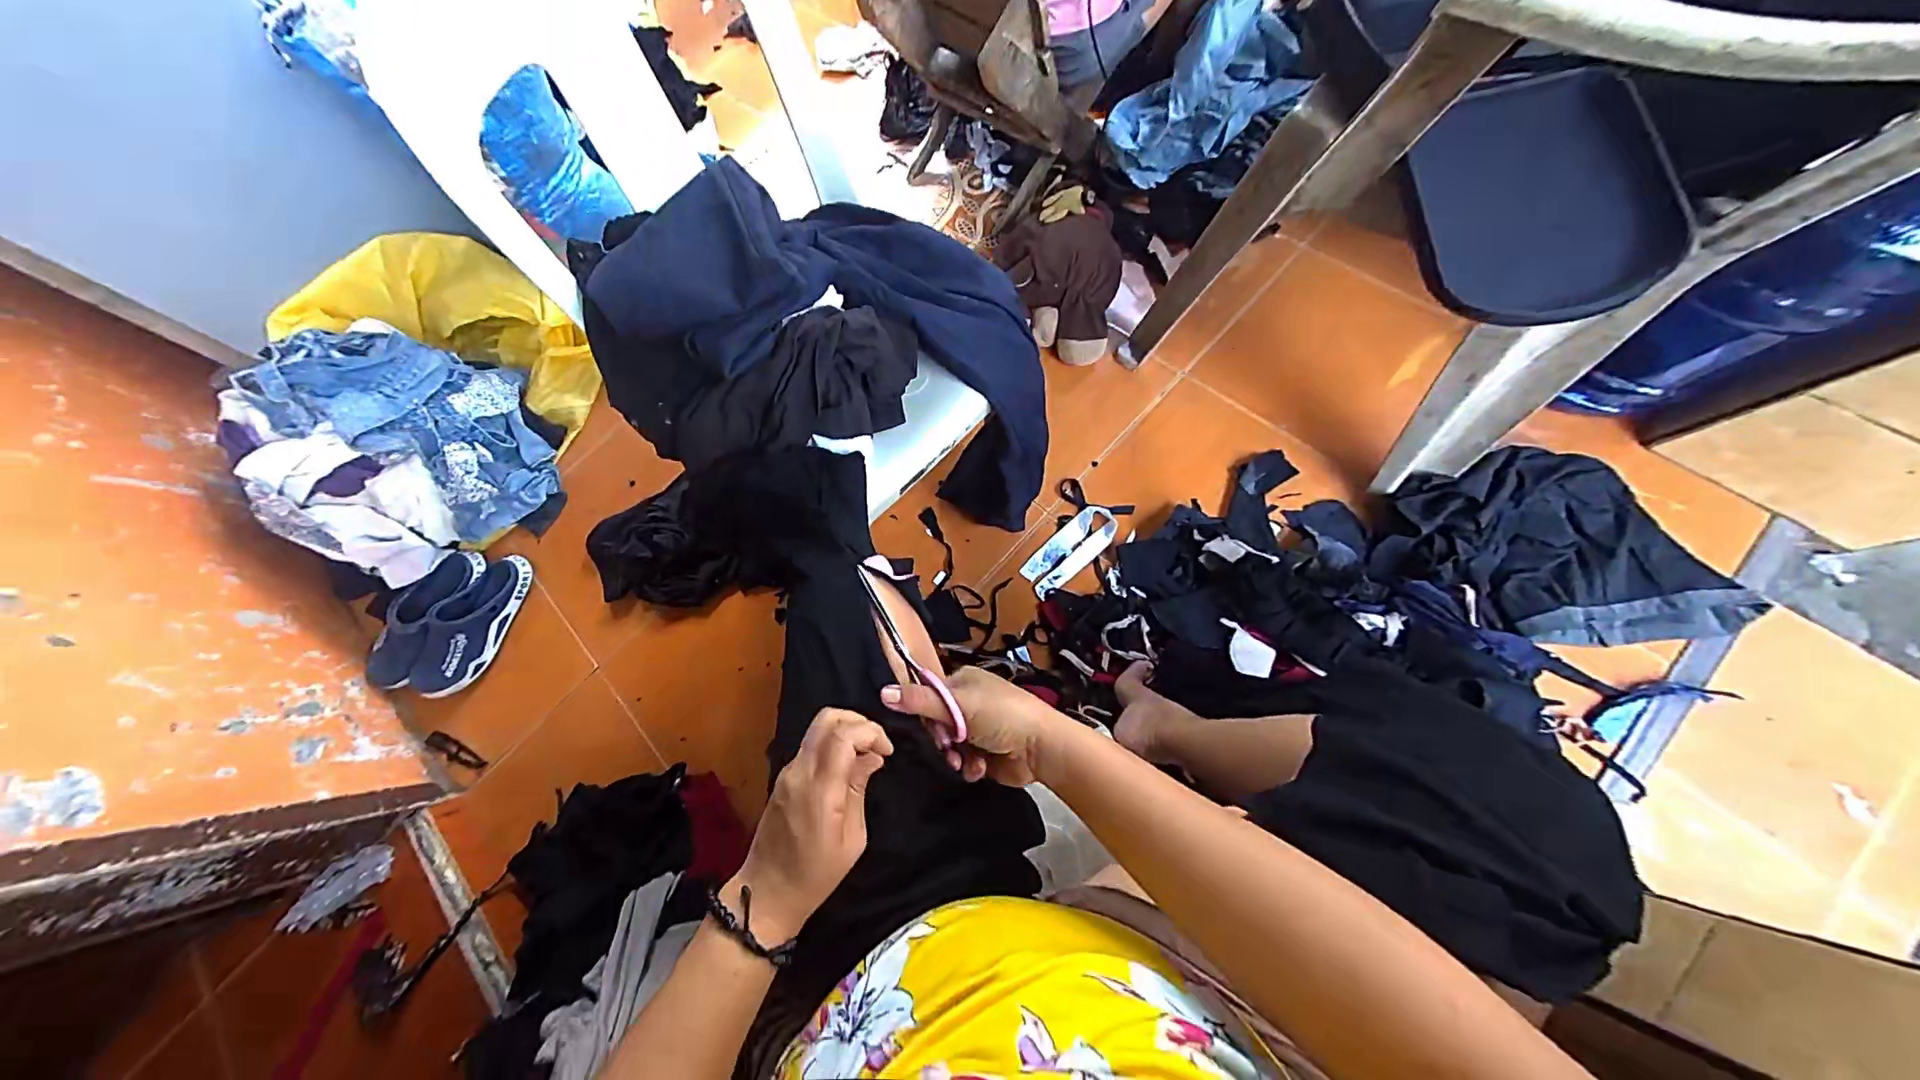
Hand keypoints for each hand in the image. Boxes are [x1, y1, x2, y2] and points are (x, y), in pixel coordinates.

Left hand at [727, 708, 892, 943]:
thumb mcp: (852, 839)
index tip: (887, 751)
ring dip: (846, 732)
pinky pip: (812, 747)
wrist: (766, 893)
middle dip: (858, 721)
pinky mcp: (783, 778)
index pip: (843, 734)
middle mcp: (799, 772)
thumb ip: (859, 789)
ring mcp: (787, 773)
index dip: (871, 732)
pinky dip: (833, 744)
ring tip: (866, 756)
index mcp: (819, 788)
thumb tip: (872, 757)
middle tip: (877, 743)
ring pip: (817, 729)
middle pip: (826, 718)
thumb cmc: (815, 876)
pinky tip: (848, 767)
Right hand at [882, 667, 1062, 785]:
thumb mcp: (958, 704)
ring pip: (950, 745)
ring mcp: (980, 728)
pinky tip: (979, 768)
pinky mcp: (987, 752)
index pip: (930, 695)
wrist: (1042, 748)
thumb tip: (883, 692)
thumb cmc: (1002, 716)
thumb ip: (920, 700)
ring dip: (955, 756)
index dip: (927, 713)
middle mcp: (971, 703)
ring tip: (965, 761)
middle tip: (950, 745)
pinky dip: (970, 766)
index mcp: (964, 682)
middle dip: (942, 739)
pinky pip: (965, 761)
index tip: (931, 726)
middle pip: (938, 723)